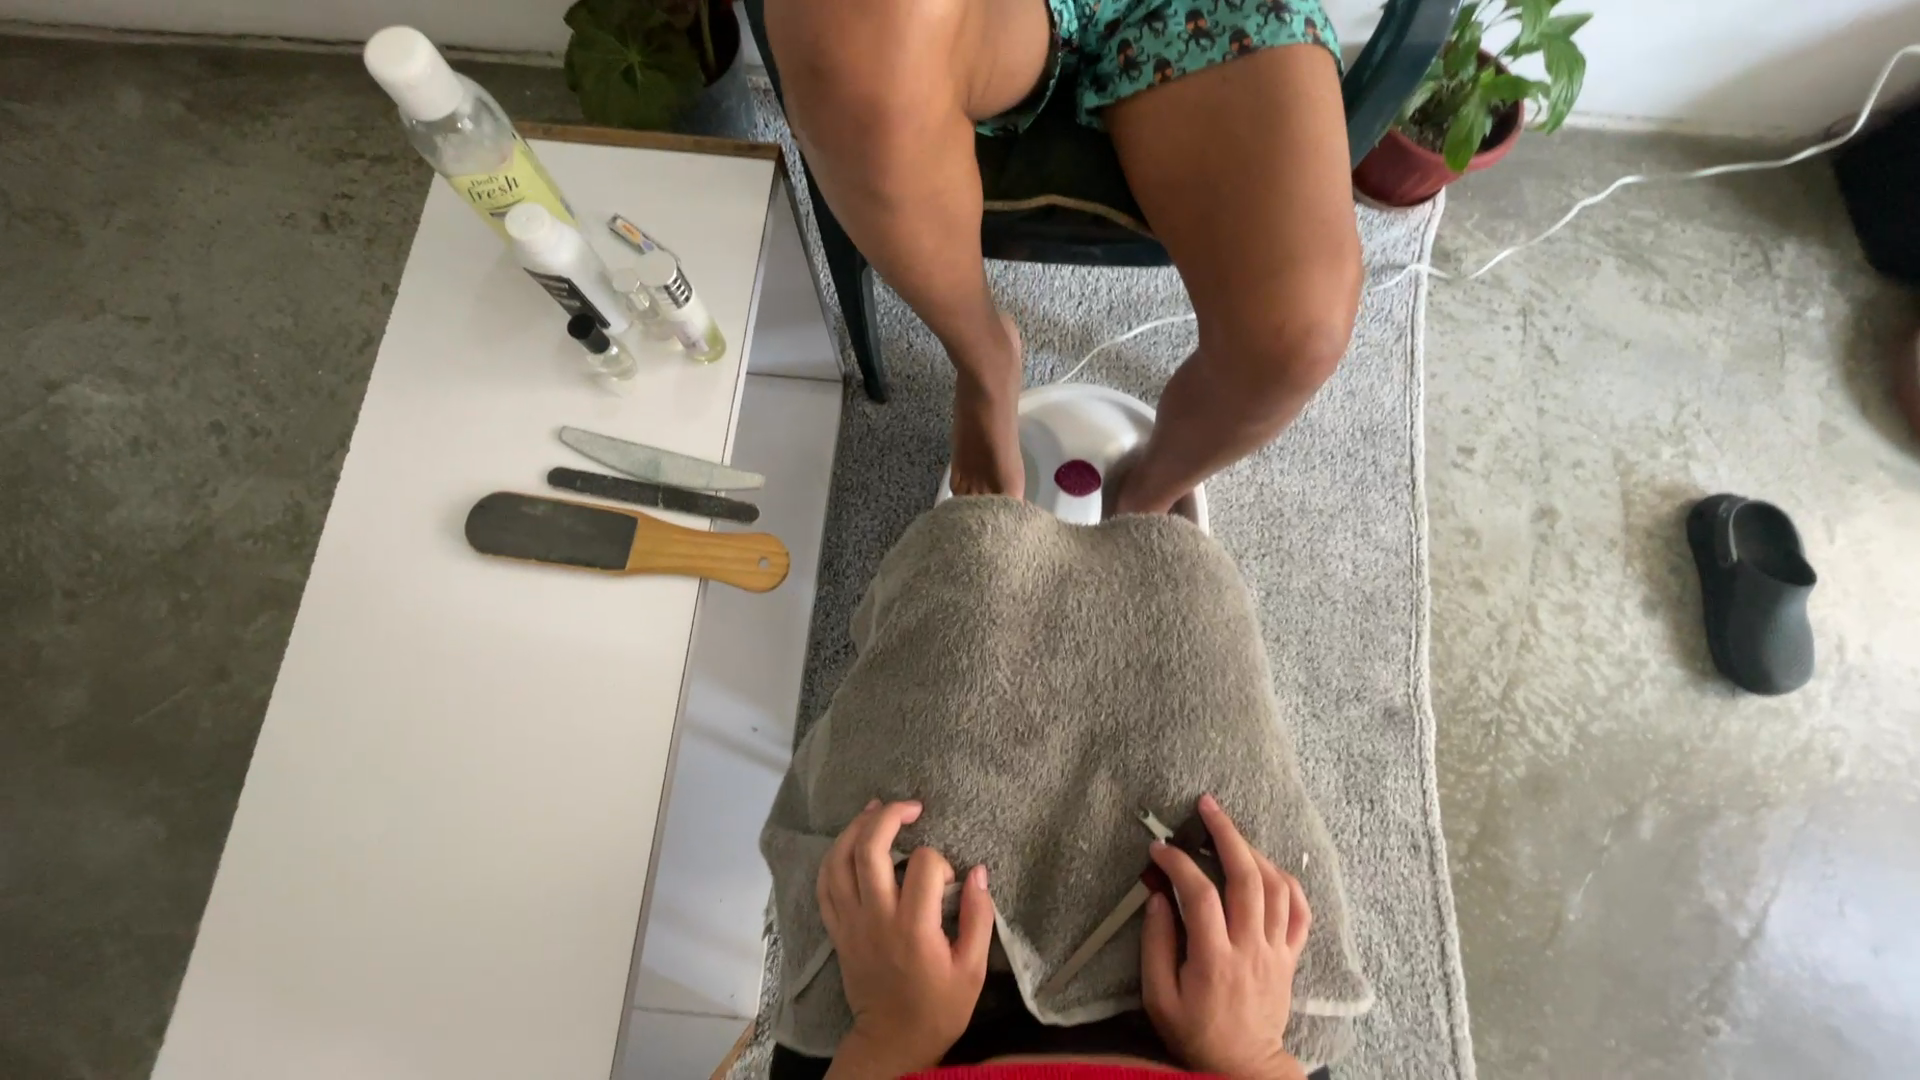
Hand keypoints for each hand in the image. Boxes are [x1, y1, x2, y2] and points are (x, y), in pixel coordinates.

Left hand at [819, 800, 993, 1078]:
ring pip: (839, 860)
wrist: (891, 1044)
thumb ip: (979, 918)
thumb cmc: (937, 1008)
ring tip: (876, 807)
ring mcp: (850, 922)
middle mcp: (876, 918)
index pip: (922, 865)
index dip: (940, 861)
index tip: (950, 879)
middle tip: (911, 806)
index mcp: (913, 928)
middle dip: (889, 816)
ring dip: (856, 827)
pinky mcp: (837, 930)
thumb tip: (979, 872)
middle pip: (869, 849)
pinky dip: (834, 855)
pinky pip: (825, 884)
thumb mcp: (972, 971)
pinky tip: (850, 840)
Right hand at [1139, 794, 1312, 1079]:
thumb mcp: (1158, 997)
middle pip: (1247, 878)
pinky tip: (1266, 865)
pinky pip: (1300, 912)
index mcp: (1215, 960)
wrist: (1242, 1068)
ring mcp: (1276, 952)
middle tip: (1206, 805)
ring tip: (1229, 831)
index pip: (1199, 895)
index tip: (1158, 847)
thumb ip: (1156, 943)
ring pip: (1276, 888)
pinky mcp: (1290, 958)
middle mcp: (1251, 950)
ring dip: (1253, 851)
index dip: (1178, 863)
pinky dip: (1287, 881)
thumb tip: (1157, 895)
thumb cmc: (1193, 1032)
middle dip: (1226, 834)